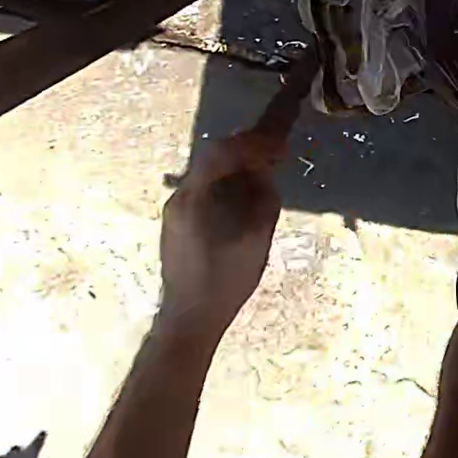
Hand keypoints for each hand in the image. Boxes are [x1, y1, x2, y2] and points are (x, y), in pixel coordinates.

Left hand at [157, 127, 288, 339]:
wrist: (190, 317)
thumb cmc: (227, 278)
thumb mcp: (257, 234)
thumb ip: (263, 195)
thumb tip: (266, 168)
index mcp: (195, 197)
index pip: (222, 151)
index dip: (254, 141)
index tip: (280, 146)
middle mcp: (181, 196)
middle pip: (213, 155)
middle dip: (248, 147)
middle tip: (278, 150)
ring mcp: (176, 207)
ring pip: (209, 169)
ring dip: (239, 162)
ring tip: (268, 166)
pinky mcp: (179, 219)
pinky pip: (206, 185)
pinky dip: (230, 178)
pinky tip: (248, 190)